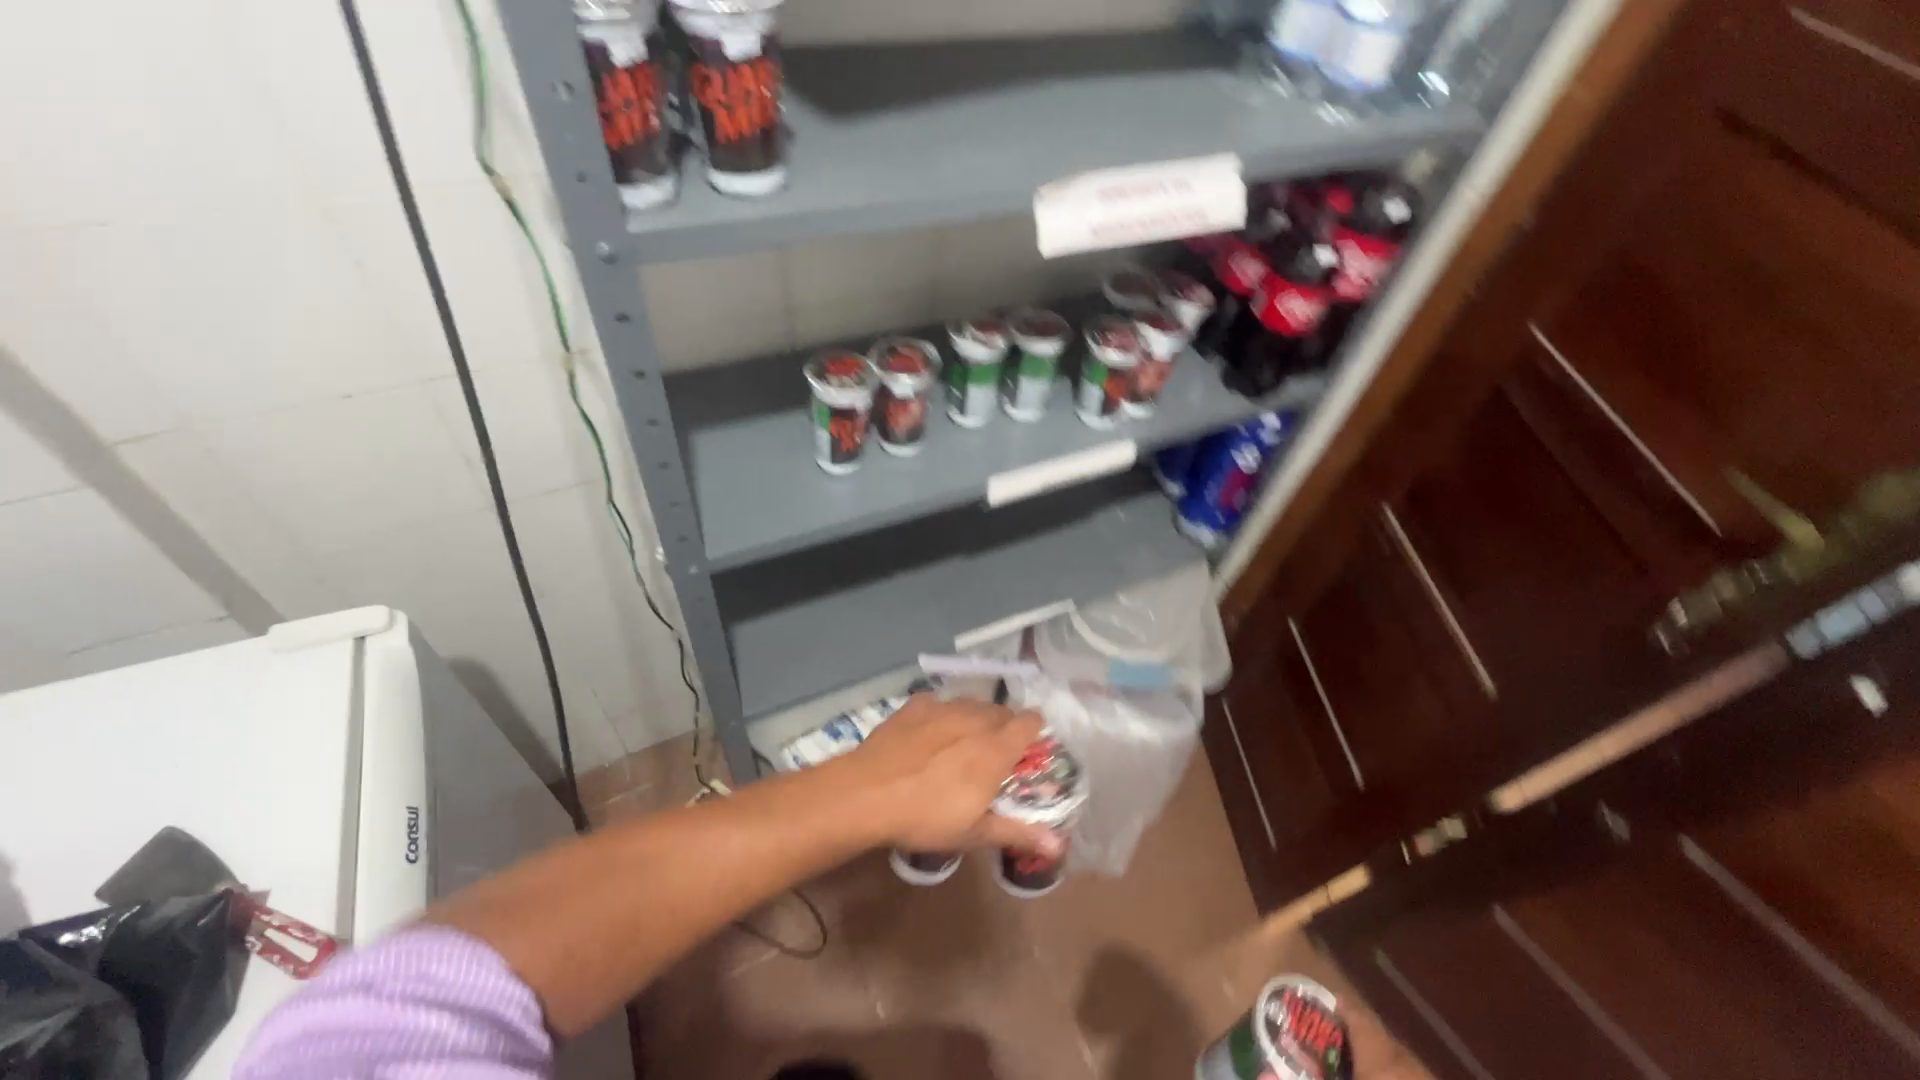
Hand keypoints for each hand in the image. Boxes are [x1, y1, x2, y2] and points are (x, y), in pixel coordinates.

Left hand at [835, 694, 1061, 858]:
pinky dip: (941, 714)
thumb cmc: (926, 817)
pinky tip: (929, 733)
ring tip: (963, 742)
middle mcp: (974, 719)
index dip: (1034, 731)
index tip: (1029, 750)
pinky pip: (938, 703)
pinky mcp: (913, 706)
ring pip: (971, 704)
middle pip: (1001, 711)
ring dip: (975, 718)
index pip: (1030, 722)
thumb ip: (1018, 832)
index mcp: (996, 748)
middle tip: (994, 755)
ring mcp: (942, 708)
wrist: (866, 794)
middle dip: (1004, 728)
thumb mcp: (974, 833)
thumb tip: (1060, 845)